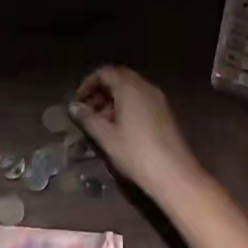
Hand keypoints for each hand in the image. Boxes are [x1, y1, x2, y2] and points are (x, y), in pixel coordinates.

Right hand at [71, 66, 203, 195]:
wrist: (174, 175)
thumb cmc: (135, 152)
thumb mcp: (105, 136)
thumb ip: (87, 118)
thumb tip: (73, 106)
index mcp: (130, 88)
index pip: (105, 72)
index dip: (88, 83)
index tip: (78, 101)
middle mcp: (145, 87)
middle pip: (119, 78)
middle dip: (101, 91)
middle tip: (88, 110)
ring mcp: (158, 100)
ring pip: (131, 90)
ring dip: (113, 100)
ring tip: (101, 122)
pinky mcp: (165, 113)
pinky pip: (141, 100)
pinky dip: (126, 106)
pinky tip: (119, 129)